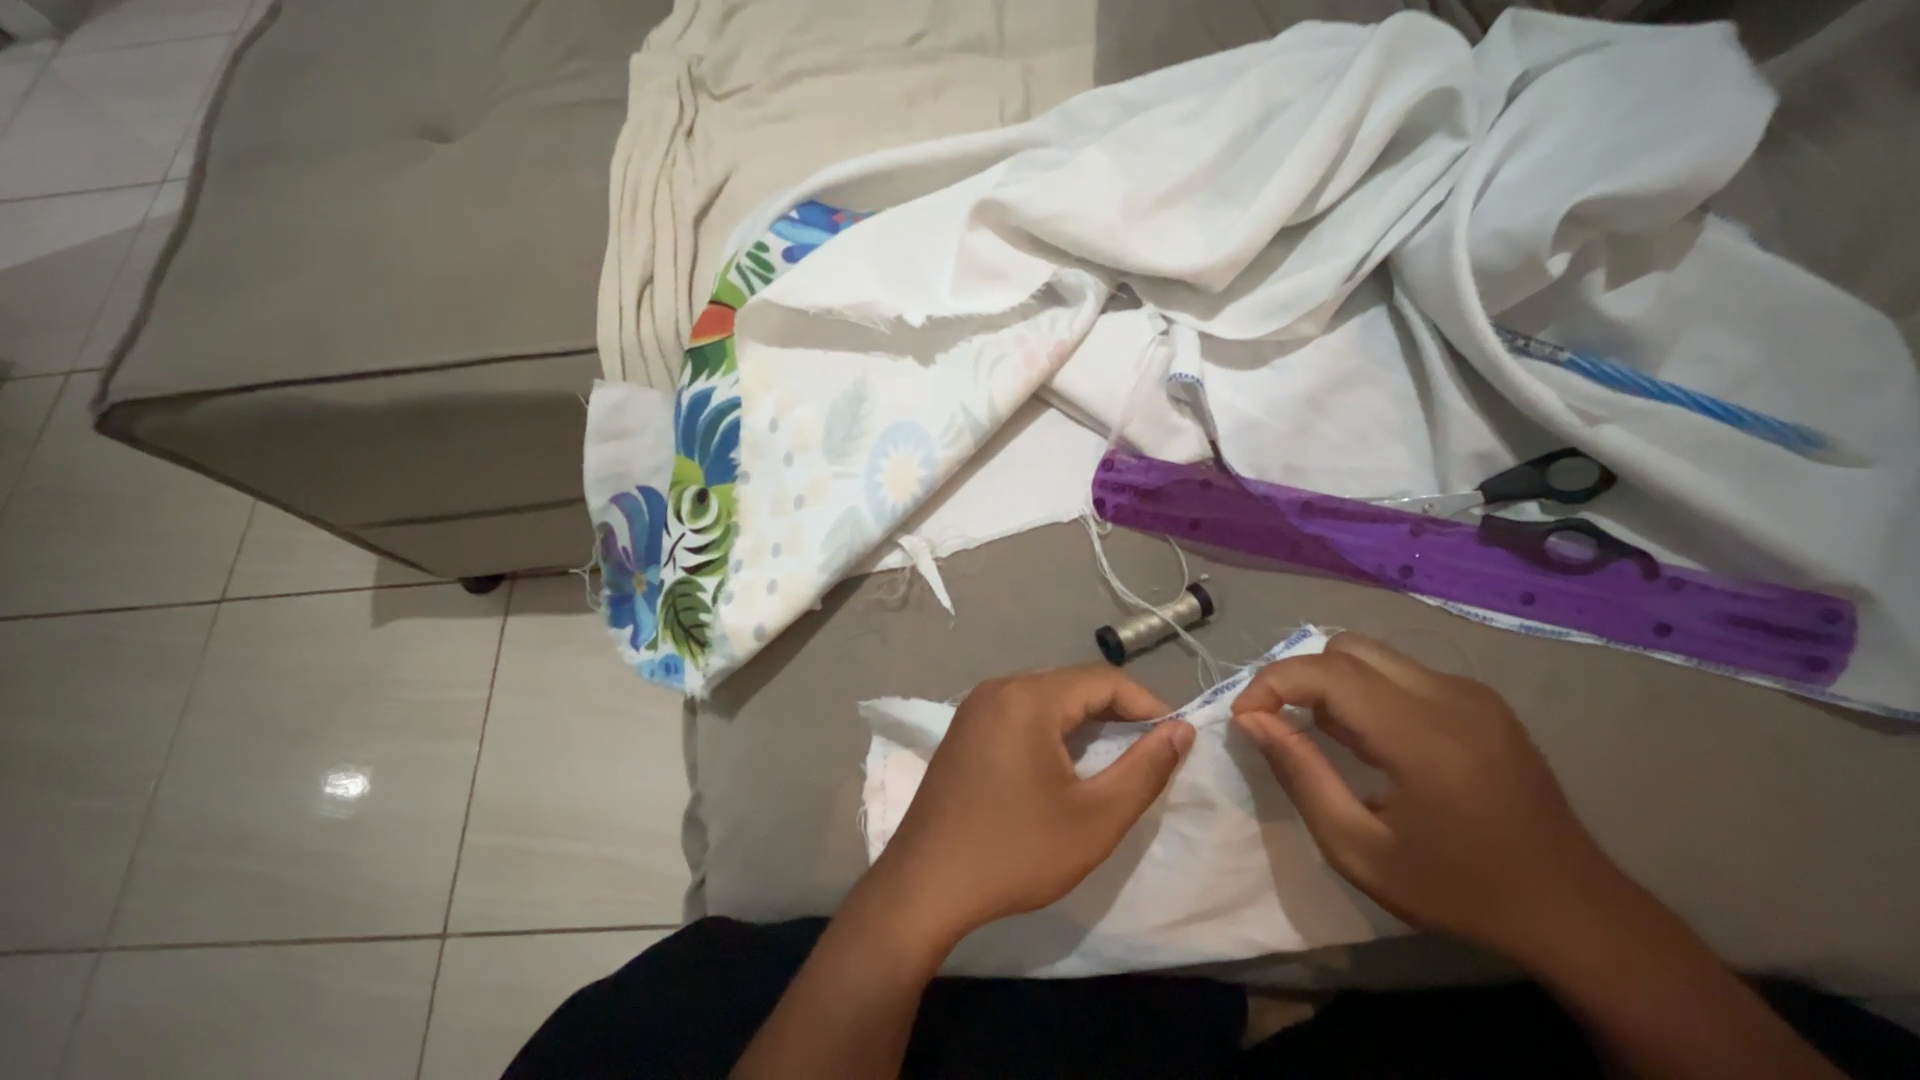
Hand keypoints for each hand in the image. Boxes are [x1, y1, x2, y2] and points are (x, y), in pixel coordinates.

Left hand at [867, 666, 1195, 944]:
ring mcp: (973, 710)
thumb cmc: (1015, 852)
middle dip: (1117, 712)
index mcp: (1027, 699)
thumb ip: (1145, 769)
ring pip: (1045, 699)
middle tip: (1149, 752)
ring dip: (1084, 722)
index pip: (1103, 680)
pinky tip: (1064, 766)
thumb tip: (1181, 729)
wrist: (925, 887)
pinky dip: (1051, 730)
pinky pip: (1019, 715)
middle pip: (1072, 684)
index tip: (1175, 740)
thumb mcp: (1095, 818)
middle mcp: (997, 690)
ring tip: (1114, 760)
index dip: (1147, 705)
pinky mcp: (962, 734)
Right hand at [1231, 633, 1623, 963]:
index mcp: (1423, 736)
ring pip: (1376, 654)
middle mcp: (1451, 697)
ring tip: (1325, 739)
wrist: (1569, 908)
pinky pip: (1406, 673)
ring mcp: (1474, 695)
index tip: (1245, 720)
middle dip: (1299, 677)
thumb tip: (1253, 721)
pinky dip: (1369, 692)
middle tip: (1279, 726)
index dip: (1271, 684)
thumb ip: (1301, 776)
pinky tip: (1371, 743)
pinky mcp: (1484, 703)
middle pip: (1348, 647)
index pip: (1327, 671)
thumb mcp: (1360, 850)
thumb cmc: (1458, 889)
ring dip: (1334, 683)